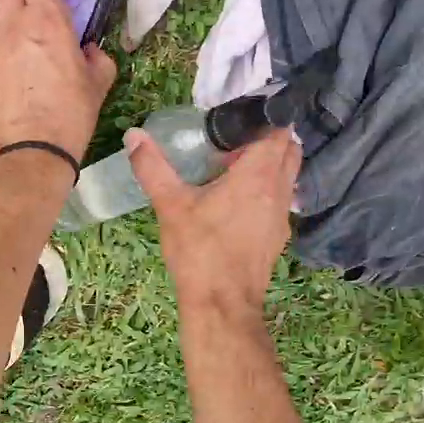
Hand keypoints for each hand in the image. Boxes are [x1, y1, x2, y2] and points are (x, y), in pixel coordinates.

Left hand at [0, 0, 117, 160]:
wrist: (29, 155)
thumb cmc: (69, 117)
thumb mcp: (98, 85)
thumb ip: (96, 57)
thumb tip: (88, 50)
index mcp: (47, 20)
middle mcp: (12, 26)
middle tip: (38, 3)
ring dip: (7, 19)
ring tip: (20, 43)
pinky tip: (8, 77)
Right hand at [128, 125, 301, 315]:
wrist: (222, 303)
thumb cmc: (199, 250)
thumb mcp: (170, 205)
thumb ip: (152, 167)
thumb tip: (133, 135)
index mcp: (258, 175)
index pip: (278, 130)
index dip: (263, 119)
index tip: (238, 120)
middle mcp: (279, 190)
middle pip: (289, 150)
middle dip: (268, 139)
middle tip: (234, 143)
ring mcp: (283, 215)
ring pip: (288, 176)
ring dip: (269, 166)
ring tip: (234, 171)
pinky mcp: (278, 236)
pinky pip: (280, 200)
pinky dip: (267, 191)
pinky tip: (237, 204)